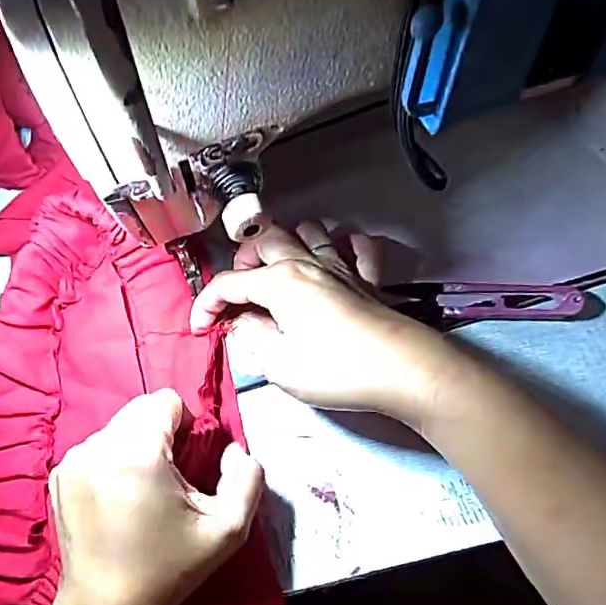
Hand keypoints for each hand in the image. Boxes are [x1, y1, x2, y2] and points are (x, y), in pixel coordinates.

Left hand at [47, 390, 265, 604]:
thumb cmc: (168, 570)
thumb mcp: (227, 531)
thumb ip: (246, 479)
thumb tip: (232, 449)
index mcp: (138, 457)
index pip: (164, 401)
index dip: (185, 425)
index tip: (186, 461)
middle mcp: (99, 449)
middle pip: (138, 410)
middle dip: (159, 433)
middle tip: (167, 478)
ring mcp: (74, 461)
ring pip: (116, 427)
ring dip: (134, 445)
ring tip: (140, 491)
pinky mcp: (59, 474)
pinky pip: (94, 447)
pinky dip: (110, 460)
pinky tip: (116, 499)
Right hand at [189, 221, 471, 427]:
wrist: (406, 372)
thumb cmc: (336, 370)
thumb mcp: (278, 364)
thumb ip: (252, 337)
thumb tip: (241, 323)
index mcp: (279, 282)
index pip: (228, 283)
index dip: (206, 304)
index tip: (200, 328)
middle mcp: (307, 264)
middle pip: (266, 241)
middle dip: (243, 260)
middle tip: (239, 292)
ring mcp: (341, 268)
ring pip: (309, 232)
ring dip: (288, 243)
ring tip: (278, 269)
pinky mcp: (369, 281)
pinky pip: (357, 247)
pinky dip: (342, 246)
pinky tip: (336, 257)